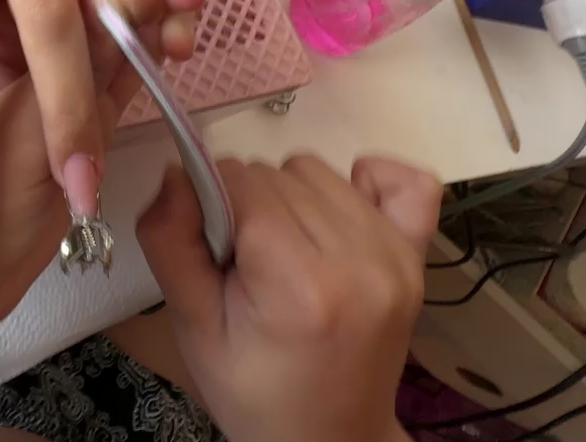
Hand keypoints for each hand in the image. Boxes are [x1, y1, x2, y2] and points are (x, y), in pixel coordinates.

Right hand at [137, 155, 441, 441]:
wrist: (327, 440)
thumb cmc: (250, 384)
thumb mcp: (190, 322)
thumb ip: (168, 239)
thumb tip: (176, 170)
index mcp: (301, 284)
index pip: (237, 180)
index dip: (209, 201)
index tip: (214, 250)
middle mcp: (359, 261)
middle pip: (273, 173)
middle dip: (244, 202)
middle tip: (245, 260)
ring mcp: (395, 257)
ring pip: (313, 170)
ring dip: (287, 194)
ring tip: (283, 248)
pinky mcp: (416, 255)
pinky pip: (401, 180)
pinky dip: (363, 182)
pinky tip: (337, 217)